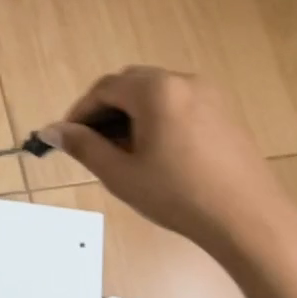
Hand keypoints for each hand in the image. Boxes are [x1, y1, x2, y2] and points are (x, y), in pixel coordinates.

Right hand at [41, 66, 296, 255]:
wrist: (245, 216)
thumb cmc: (175, 194)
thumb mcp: (119, 173)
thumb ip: (83, 146)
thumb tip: (51, 130)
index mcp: (156, 91)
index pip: (104, 89)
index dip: (79, 112)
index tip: (66, 139)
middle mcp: (183, 81)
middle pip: (131, 84)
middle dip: (105, 110)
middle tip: (90, 145)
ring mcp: (209, 94)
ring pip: (155, 93)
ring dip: (130, 114)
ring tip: (121, 152)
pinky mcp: (223, 112)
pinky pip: (178, 103)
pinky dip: (156, 118)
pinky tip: (153, 153)